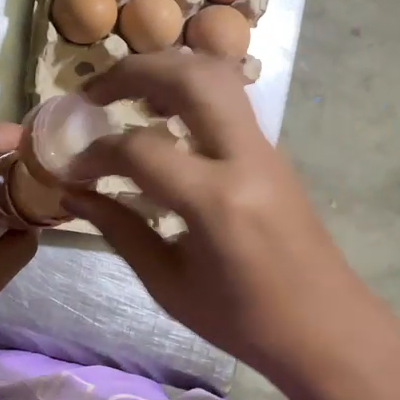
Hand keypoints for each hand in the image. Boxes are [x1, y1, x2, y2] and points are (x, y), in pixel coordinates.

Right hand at [62, 52, 374, 372]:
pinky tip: (161, 114)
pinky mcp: (271, 151)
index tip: (72, 169)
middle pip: (188, 79)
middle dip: (132, 73)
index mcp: (216, 202)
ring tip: (125, 92)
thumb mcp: (168, 285)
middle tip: (93, 92)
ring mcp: (265, 149)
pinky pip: (227, 97)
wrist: (327, 329)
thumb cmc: (243, 320)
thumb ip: (119, 229)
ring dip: (164, 70)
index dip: (96, 154)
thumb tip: (73, 193)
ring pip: (215, 74)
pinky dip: (187, 88)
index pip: (141, 150)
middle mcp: (245, 159)